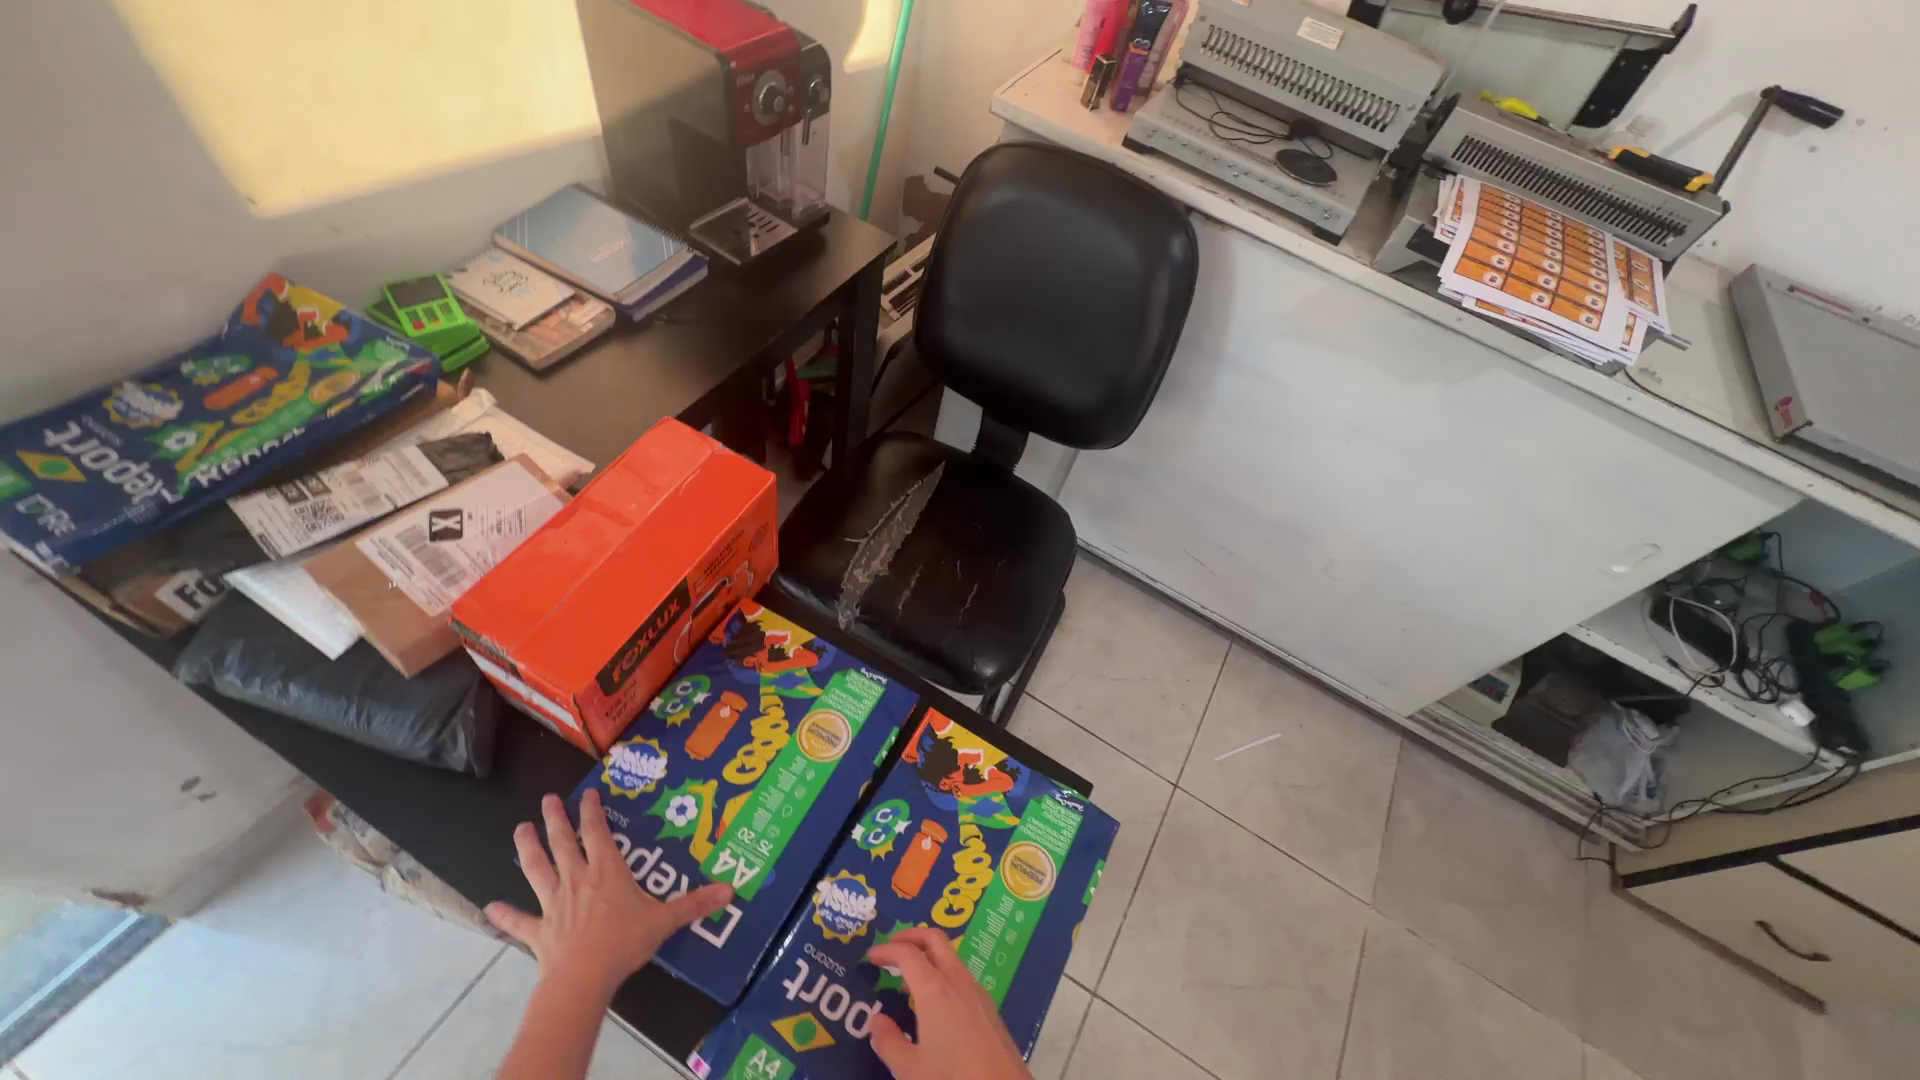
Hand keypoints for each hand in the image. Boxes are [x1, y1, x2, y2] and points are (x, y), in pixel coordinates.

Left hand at [486, 789, 732, 998]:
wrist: (583, 979)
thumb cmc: (624, 942)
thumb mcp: (665, 921)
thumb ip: (695, 904)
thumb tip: (731, 890)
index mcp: (607, 870)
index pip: (598, 832)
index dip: (592, 811)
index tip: (588, 794)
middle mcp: (577, 879)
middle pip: (563, 842)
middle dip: (556, 819)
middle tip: (547, 799)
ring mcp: (554, 903)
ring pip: (537, 869)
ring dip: (527, 849)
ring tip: (519, 829)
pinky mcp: (539, 930)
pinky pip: (519, 921)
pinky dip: (505, 915)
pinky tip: (490, 907)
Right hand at [866, 927, 1032, 1079]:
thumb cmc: (953, 1078)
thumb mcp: (911, 1069)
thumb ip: (889, 1042)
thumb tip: (876, 1020)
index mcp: (935, 989)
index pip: (907, 953)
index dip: (886, 950)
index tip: (870, 957)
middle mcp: (958, 980)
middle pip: (935, 939)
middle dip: (910, 936)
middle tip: (890, 948)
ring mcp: (977, 991)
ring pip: (950, 956)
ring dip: (928, 956)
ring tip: (908, 978)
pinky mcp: (988, 1006)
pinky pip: (961, 976)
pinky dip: (942, 973)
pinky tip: (934, 1002)